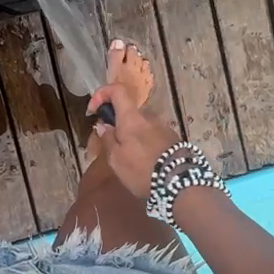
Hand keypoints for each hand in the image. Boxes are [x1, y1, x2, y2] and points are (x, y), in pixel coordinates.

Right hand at [86, 84, 178, 198]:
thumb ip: (108, 139)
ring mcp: (163, 127)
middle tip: (111, 145)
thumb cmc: (141, 170)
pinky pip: (152, 135)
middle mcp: (148, 117)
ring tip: (129, 158)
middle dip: (117, 124)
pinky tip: (144, 162)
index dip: (102, 94)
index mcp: (131, 117)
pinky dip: (144, 142)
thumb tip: (104, 125)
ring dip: (131, 135)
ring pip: (141, 125)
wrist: (180, 183)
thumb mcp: (116, 159)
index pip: (117, 90)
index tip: (93, 110)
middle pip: (128, 111)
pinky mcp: (173, 139)